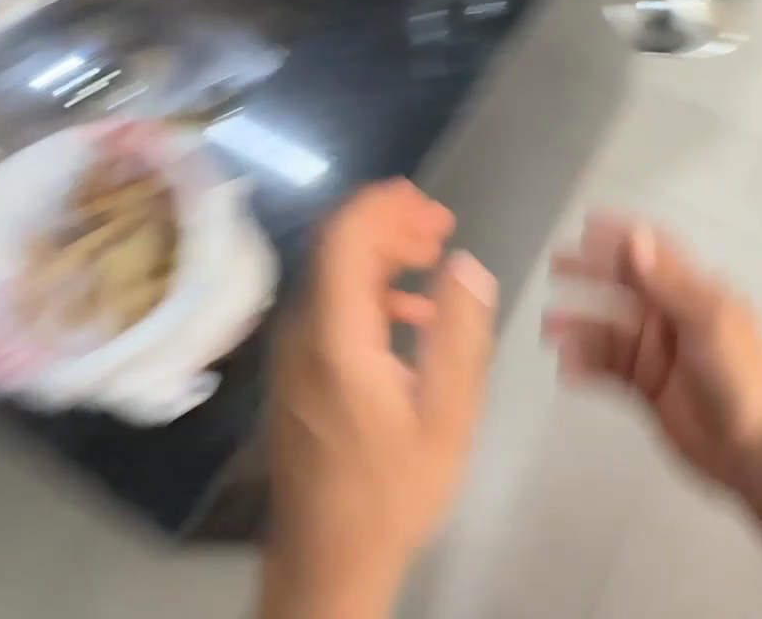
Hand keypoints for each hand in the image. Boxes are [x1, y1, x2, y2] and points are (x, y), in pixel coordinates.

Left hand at [264, 181, 497, 618]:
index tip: (425, 200)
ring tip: (434, 256)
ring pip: (335, 275)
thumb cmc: (391, 490)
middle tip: (441, 225)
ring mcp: (295, 352)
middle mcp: (303, 332)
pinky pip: (332, 306)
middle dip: (391, 224)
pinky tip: (411, 313)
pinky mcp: (299, 370)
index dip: (382, 206)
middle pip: (337, 248)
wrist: (326, 560)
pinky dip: (371, 290)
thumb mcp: (447, 416)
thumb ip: (461, 335)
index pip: (344, 238)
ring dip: (383, 254)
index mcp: (337, 336)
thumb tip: (466, 266)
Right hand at [543, 214, 761, 492]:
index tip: (587, 225)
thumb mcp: (707, 322)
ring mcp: (657, 353)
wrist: (759, 453)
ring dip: (579, 324)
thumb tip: (634, 237)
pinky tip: (567, 368)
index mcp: (693, 292)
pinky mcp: (646, 387)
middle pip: (623, 285)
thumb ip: (667, 282)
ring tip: (549, 328)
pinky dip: (585, 364)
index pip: (654, 252)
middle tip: (555, 265)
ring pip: (608, 329)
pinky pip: (608, 368)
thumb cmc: (742, 378)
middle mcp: (671, 316)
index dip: (623, 236)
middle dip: (589, 273)